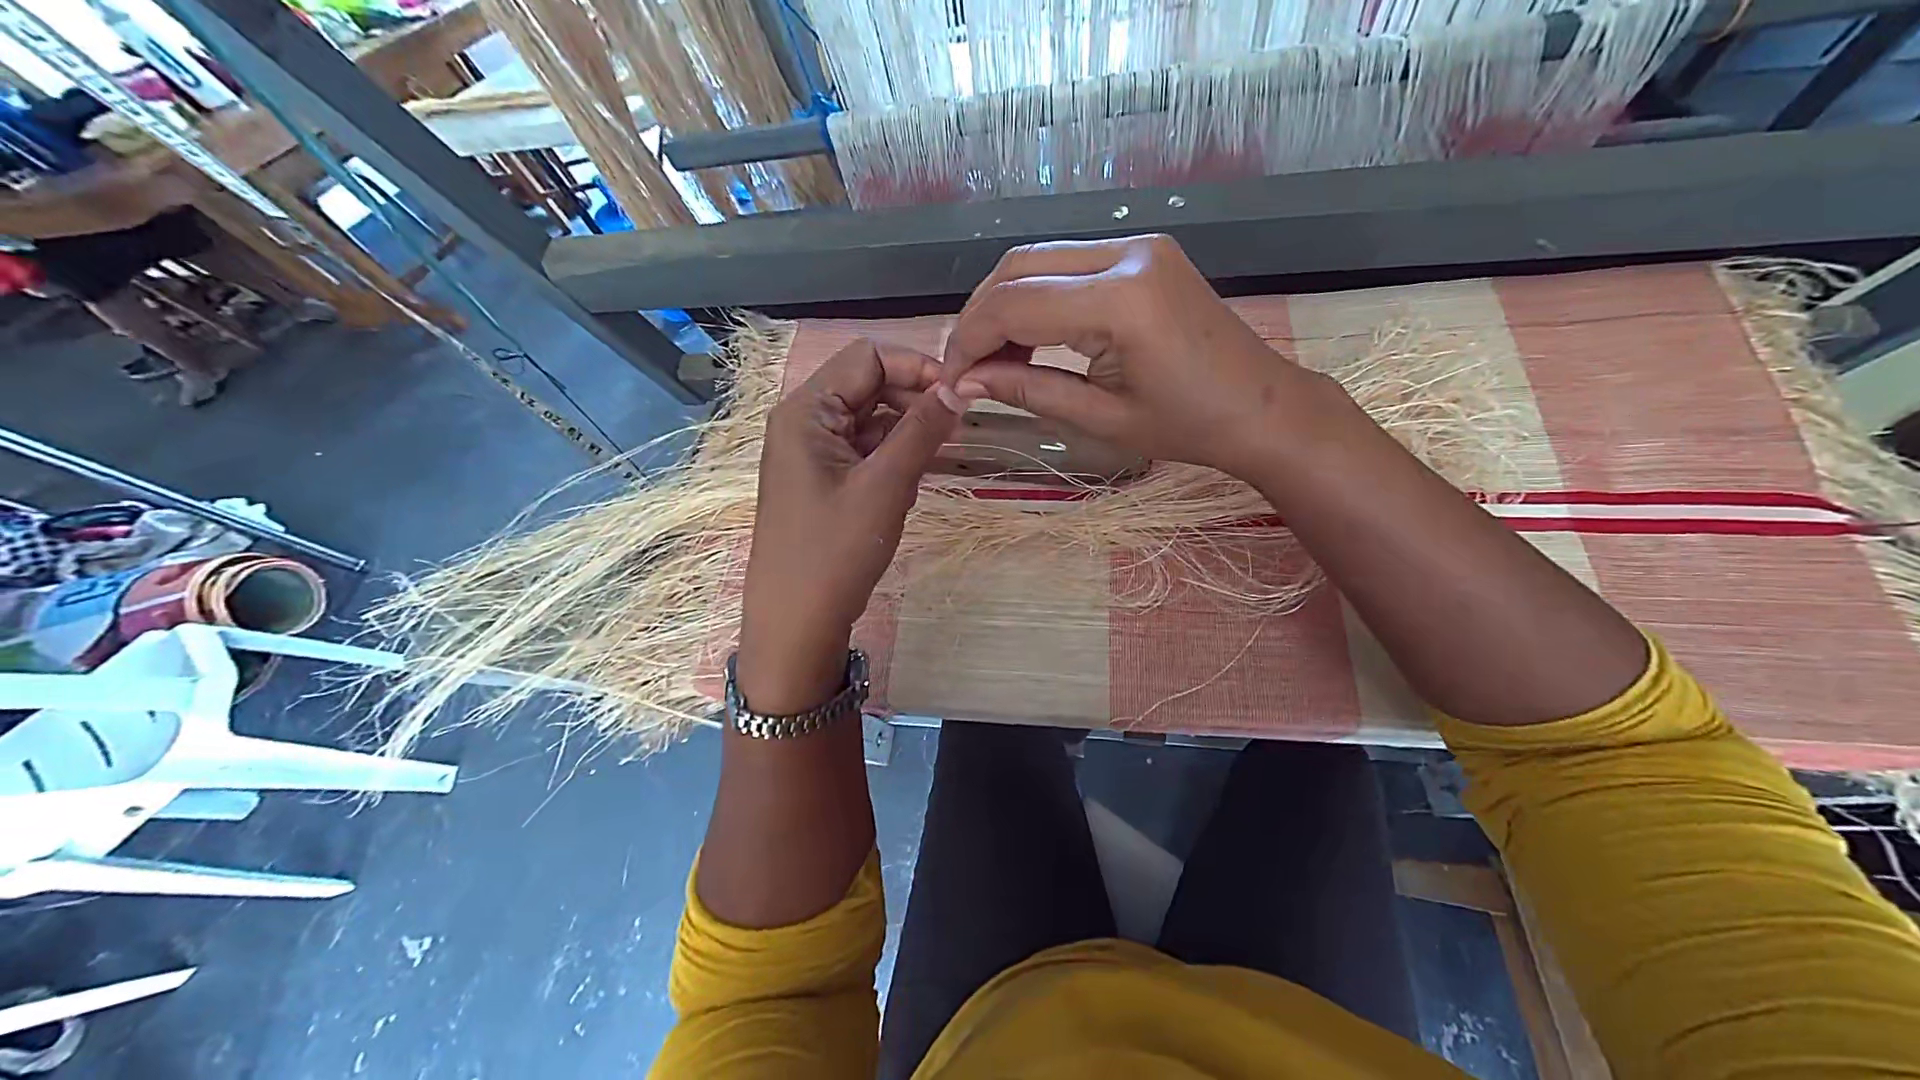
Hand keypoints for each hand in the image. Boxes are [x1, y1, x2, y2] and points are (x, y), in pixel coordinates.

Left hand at [737, 338, 968, 714]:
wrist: (795, 622)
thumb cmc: (834, 552)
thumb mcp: (885, 486)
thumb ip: (922, 430)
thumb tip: (959, 388)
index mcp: (806, 410)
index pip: (867, 356)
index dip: (916, 366)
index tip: (959, 394)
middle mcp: (802, 421)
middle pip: (867, 384)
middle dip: (912, 399)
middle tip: (955, 429)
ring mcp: (809, 452)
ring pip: (868, 419)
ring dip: (904, 431)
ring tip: (934, 459)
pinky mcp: (820, 479)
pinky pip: (861, 449)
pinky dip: (889, 457)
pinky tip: (910, 482)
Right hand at [943, 234, 1339, 477]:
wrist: (1262, 408)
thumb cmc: (1189, 427)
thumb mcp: (1101, 418)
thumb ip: (1027, 392)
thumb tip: (962, 384)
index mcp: (1119, 301)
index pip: (1013, 304)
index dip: (968, 341)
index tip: (949, 379)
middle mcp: (1125, 254)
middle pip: (1018, 267)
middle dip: (978, 317)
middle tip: (963, 368)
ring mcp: (1137, 245)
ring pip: (1038, 260)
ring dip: (1004, 305)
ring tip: (991, 359)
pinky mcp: (1143, 252)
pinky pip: (1068, 266)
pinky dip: (1037, 298)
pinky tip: (1029, 339)